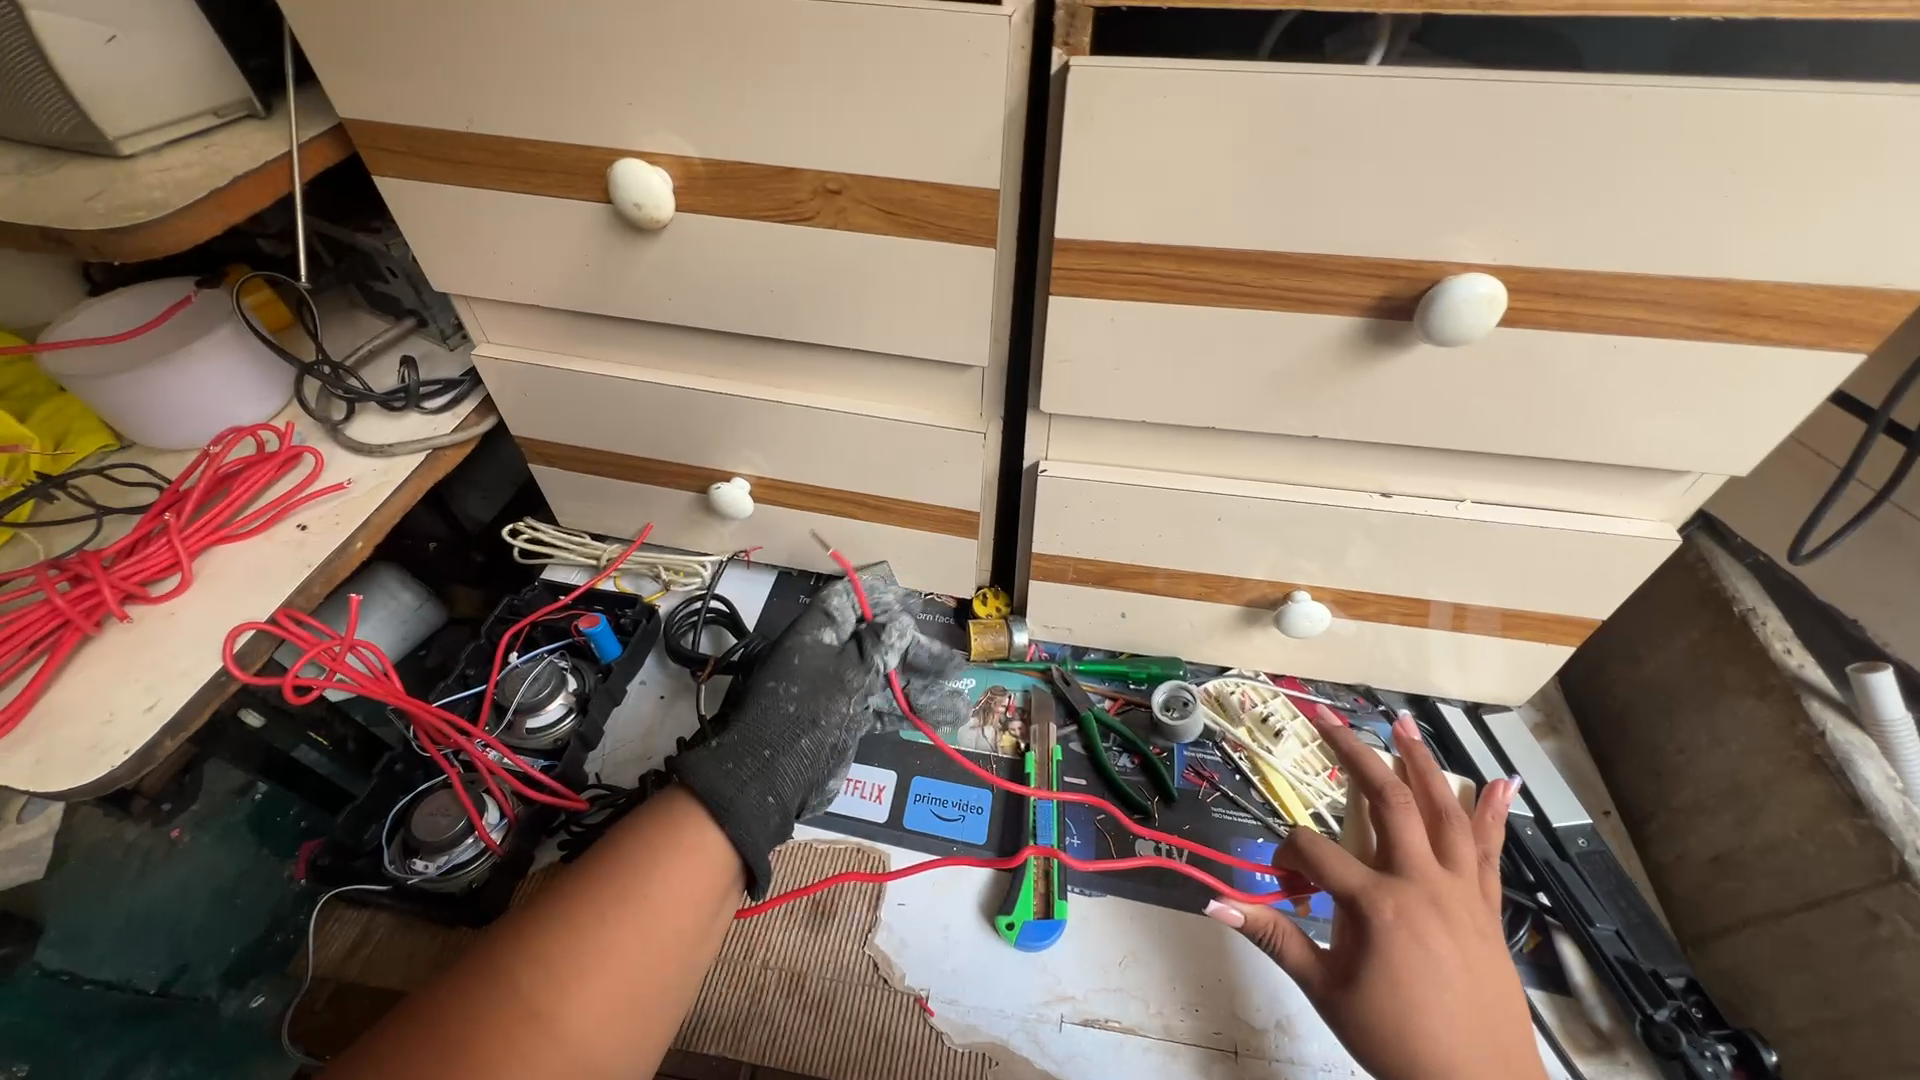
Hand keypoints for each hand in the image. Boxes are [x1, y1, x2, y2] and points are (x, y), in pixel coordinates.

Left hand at [670, 571, 960, 897]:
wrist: (771, 777)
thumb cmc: (806, 712)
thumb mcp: (846, 672)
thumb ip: (876, 646)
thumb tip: (901, 622)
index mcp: (818, 635)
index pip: (849, 603)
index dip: (881, 599)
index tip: (914, 604)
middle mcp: (828, 657)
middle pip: (878, 643)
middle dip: (916, 652)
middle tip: (954, 664)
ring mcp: (838, 690)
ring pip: (886, 678)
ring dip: (922, 686)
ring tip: (961, 698)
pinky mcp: (847, 720)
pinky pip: (883, 708)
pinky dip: (911, 711)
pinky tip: (944, 717)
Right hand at [1206, 708, 1543, 1079]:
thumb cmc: (1394, 1041)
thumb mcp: (1324, 991)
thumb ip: (1273, 937)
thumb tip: (1215, 902)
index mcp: (1376, 906)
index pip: (1314, 850)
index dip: (1287, 857)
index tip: (1281, 883)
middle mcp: (1421, 884)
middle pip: (1385, 801)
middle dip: (1354, 754)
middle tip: (1329, 718)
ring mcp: (1460, 892)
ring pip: (1442, 812)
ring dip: (1421, 762)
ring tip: (1404, 722)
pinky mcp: (1486, 907)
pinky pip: (1488, 850)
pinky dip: (1493, 813)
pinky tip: (1501, 782)